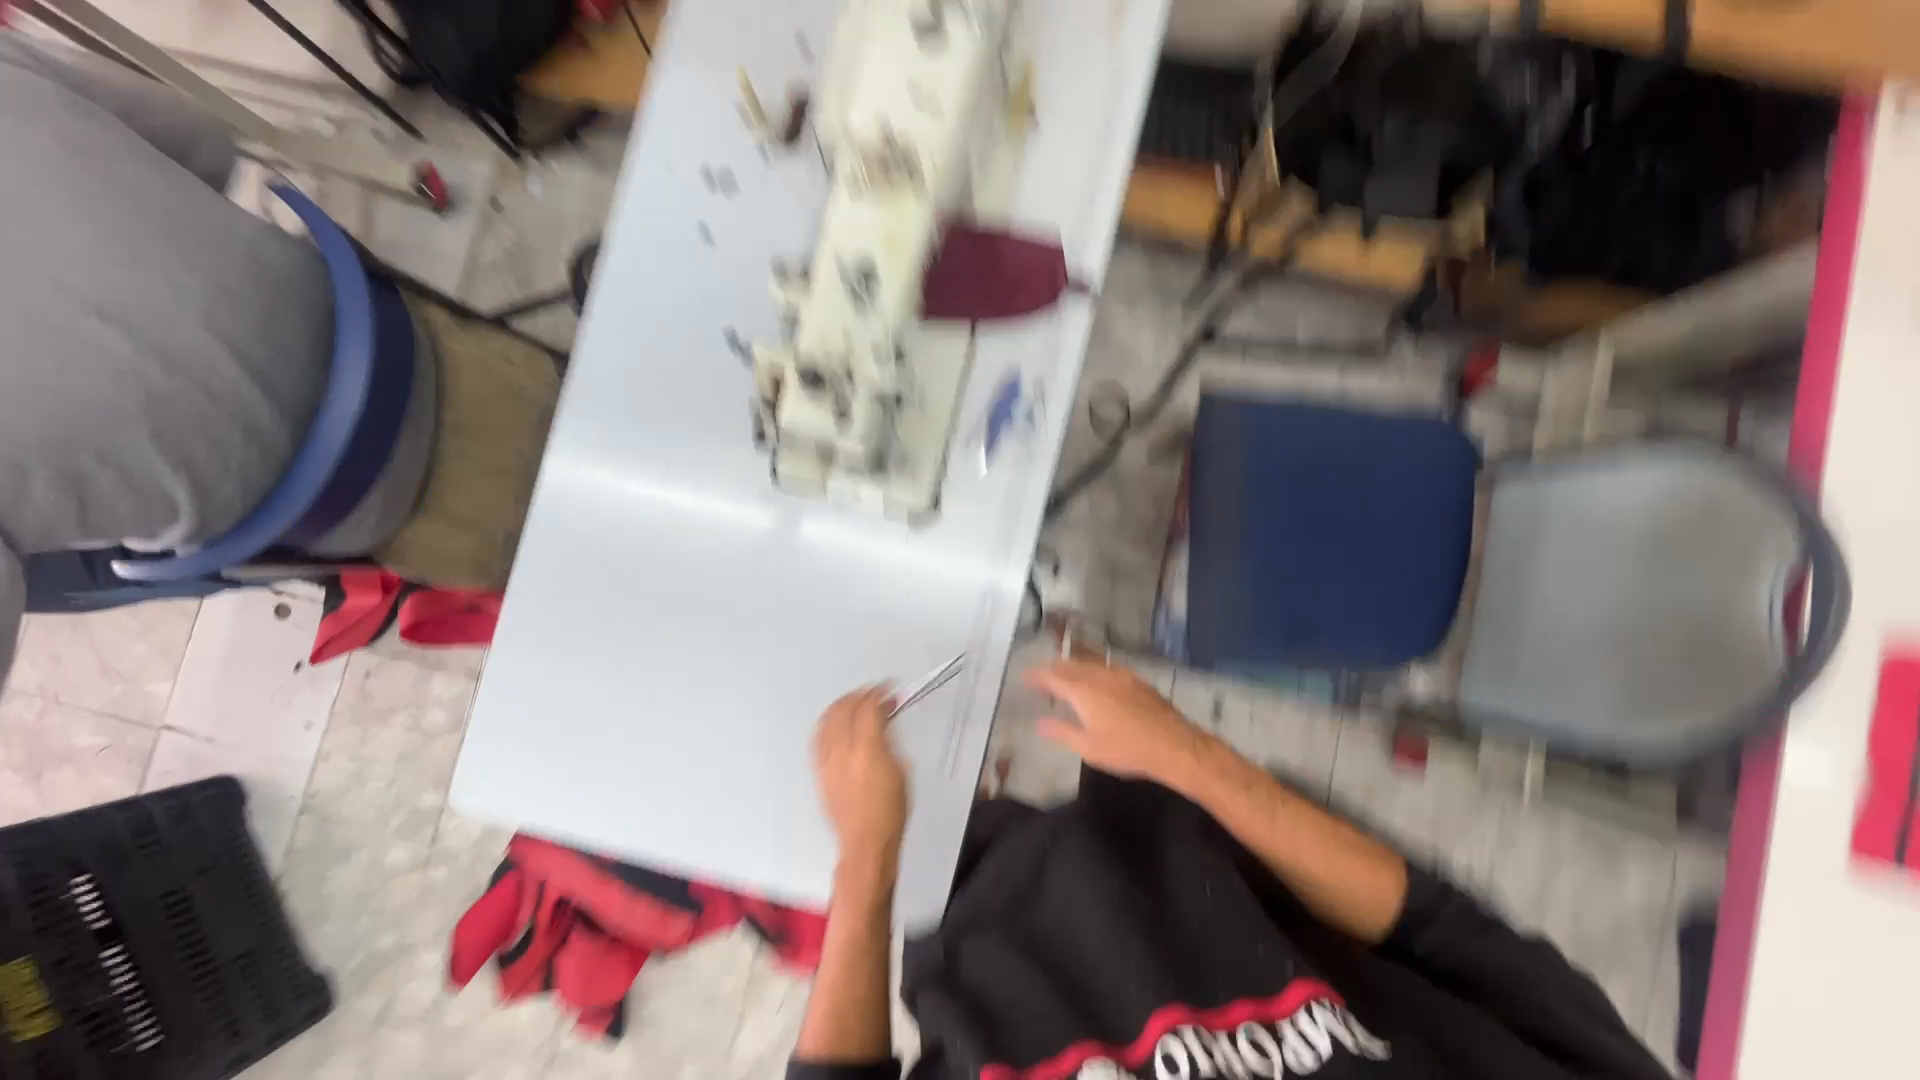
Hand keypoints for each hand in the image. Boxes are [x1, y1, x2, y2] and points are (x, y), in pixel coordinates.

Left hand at [812, 685, 909, 873]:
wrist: (865, 843)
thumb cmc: (889, 813)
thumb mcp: (901, 771)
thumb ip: (889, 741)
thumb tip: (883, 723)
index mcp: (867, 751)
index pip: (868, 709)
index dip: (879, 694)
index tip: (887, 690)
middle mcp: (843, 752)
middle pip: (845, 709)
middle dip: (859, 695)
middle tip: (873, 693)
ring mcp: (827, 761)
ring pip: (828, 720)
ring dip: (841, 706)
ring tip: (853, 702)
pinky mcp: (819, 771)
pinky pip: (818, 738)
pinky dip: (827, 724)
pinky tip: (834, 722)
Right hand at [1024, 659, 1219, 785]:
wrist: (1174, 745)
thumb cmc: (1127, 750)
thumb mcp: (1088, 748)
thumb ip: (1062, 732)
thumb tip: (1039, 722)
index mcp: (1084, 691)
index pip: (1053, 676)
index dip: (1037, 676)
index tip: (1025, 677)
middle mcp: (1100, 675)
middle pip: (1071, 664)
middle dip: (1054, 668)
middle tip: (1043, 678)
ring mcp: (1121, 675)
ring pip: (1091, 662)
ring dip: (1074, 666)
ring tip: (1067, 676)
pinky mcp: (1137, 681)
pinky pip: (1108, 667)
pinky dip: (1094, 670)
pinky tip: (1097, 681)